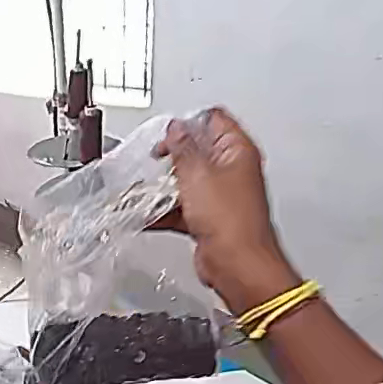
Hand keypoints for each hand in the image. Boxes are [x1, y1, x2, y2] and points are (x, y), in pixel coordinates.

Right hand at [151, 109, 299, 307]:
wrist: (235, 263)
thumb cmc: (231, 222)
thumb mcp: (197, 174)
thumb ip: (183, 149)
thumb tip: (175, 130)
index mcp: (237, 151)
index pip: (213, 120)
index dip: (187, 124)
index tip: (166, 137)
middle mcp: (231, 171)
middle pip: (197, 152)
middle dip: (172, 158)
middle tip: (157, 162)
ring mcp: (220, 196)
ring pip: (187, 182)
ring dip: (165, 187)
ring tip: (146, 191)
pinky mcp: (208, 219)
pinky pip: (182, 209)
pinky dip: (165, 212)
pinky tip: (149, 217)